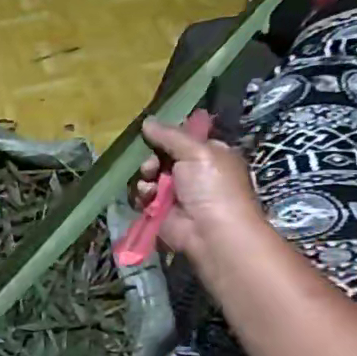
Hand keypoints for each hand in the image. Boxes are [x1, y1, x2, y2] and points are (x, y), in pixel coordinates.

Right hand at [133, 116, 264, 263]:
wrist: (213, 233)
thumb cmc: (213, 186)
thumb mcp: (197, 151)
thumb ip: (170, 135)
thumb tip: (147, 122)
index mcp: (210, 154)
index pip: (183, 138)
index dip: (167, 134)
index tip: (151, 131)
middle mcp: (193, 172)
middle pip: (162, 156)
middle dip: (152, 157)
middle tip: (152, 164)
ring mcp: (176, 193)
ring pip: (150, 176)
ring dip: (146, 175)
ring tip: (150, 180)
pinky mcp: (161, 212)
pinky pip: (144, 197)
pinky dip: (143, 194)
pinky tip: (148, 196)